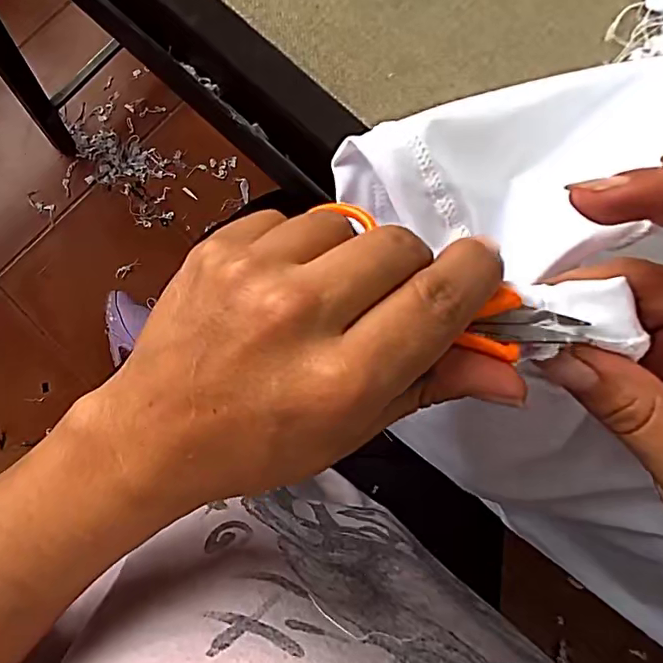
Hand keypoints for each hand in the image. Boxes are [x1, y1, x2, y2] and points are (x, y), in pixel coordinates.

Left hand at [66, 210, 516, 512]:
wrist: (155, 430)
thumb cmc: (259, 443)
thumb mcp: (354, 427)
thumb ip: (435, 384)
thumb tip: (507, 373)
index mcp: (339, 378)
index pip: (435, 300)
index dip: (474, 274)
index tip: (482, 265)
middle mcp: (297, 316)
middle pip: (399, 246)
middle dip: (410, 267)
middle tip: (386, 299)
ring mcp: (252, 273)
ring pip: (349, 226)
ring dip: (353, 257)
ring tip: (324, 296)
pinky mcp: (219, 246)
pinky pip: (294, 219)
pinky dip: (302, 247)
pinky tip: (281, 283)